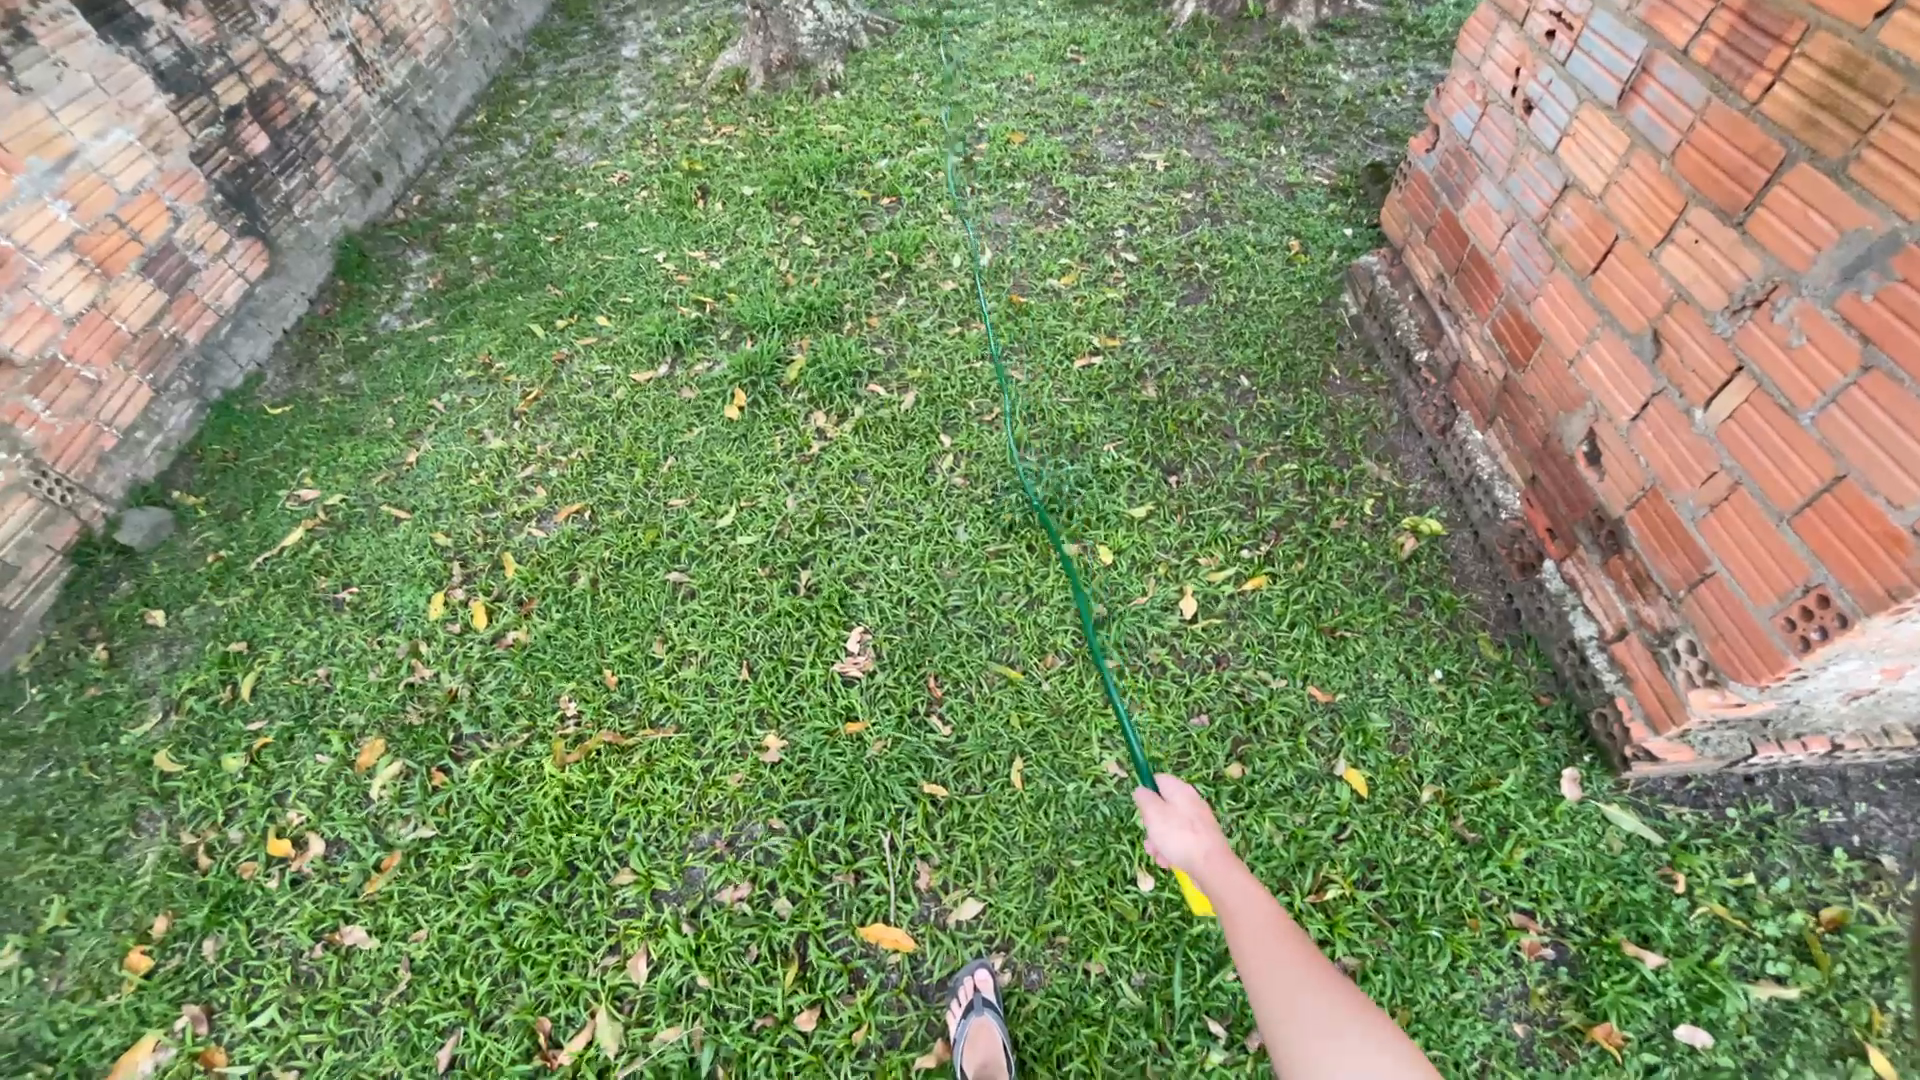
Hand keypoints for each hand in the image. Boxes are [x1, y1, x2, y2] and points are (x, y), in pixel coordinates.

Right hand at [1132, 773, 1235, 884]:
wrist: (1211, 866)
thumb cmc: (1178, 835)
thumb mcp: (1153, 813)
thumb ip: (1144, 798)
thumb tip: (1141, 790)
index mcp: (1179, 790)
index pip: (1158, 779)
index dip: (1146, 791)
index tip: (1141, 808)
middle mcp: (1191, 802)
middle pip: (1163, 806)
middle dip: (1151, 823)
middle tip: (1148, 835)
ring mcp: (1198, 822)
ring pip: (1170, 826)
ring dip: (1159, 840)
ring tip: (1156, 855)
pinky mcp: (1203, 840)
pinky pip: (1181, 840)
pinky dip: (1172, 850)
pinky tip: (1168, 862)